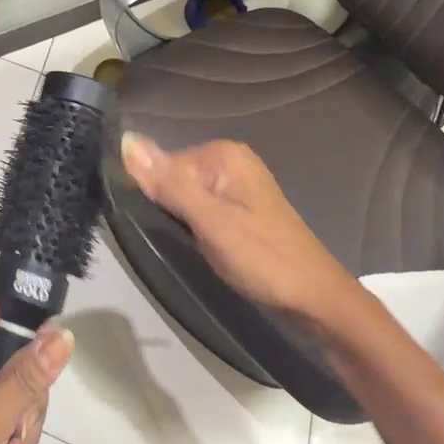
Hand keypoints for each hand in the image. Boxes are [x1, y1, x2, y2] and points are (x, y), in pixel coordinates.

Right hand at [118, 133, 354, 318]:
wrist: (319, 302)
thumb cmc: (264, 260)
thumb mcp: (210, 222)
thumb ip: (167, 183)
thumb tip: (125, 140)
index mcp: (223, 154)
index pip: (162, 165)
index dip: (155, 197)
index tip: (161, 229)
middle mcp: (230, 161)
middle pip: (174, 179)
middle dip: (169, 210)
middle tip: (182, 243)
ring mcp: (238, 185)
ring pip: (186, 197)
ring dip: (182, 221)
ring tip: (193, 247)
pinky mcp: (242, 209)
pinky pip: (202, 208)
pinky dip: (196, 227)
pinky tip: (204, 247)